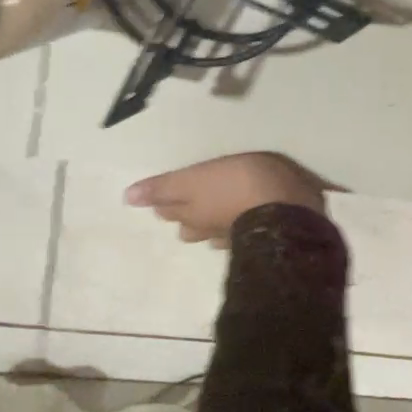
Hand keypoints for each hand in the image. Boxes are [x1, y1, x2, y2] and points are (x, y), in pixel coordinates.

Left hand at [126, 152, 330, 246]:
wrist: (284, 209)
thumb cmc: (240, 185)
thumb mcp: (198, 178)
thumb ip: (166, 187)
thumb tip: (127, 198)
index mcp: (189, 212)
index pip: (167, 206)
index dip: (164, 199)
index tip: (164, 193)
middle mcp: (204, 227)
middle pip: (186, 223)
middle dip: (185, 215)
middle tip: (191, 201)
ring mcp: (231, 234)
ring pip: (211, 230)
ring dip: (210, 223)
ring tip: (216, 212)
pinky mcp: (258, 233)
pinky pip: (239, 232)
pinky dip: (236, 227)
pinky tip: (242, 222)